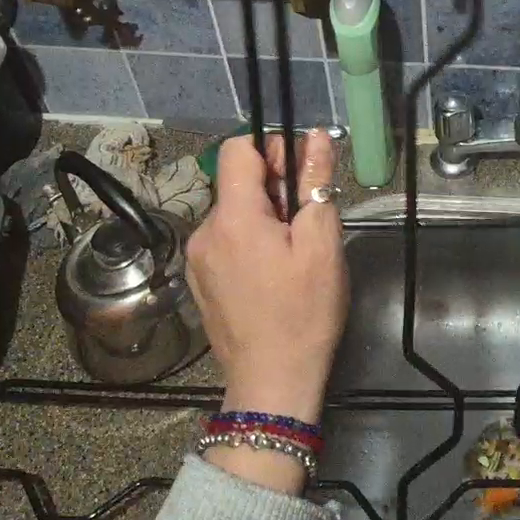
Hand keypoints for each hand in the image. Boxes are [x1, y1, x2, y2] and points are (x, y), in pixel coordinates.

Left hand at [186, 130, 348, 425]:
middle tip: (307, 221)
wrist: (272, 383)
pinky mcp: (200, 281)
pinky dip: (251, 240)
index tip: (300, 176)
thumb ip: (315, 183)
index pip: (238, 148)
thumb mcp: (321, 243)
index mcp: (232, 218)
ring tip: (294, 252)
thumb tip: (315, 136)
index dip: (272, 149)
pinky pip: (227, 239)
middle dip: (275, 188)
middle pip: (238, 181)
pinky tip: (274, 272)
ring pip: (234, 211)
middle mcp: (204, 232)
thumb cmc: (304, 311)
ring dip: (265, 215)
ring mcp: (197, 259)